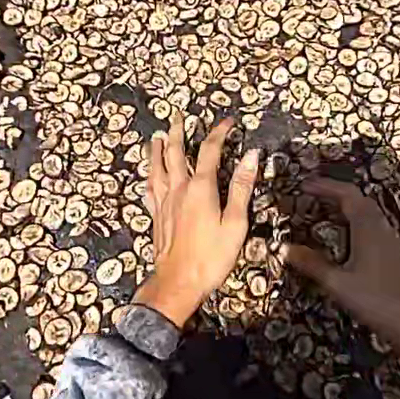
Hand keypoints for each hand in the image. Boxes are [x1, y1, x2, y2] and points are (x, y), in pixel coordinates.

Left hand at [136, 114, 259, 326]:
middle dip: (178, 131)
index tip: (228, 122)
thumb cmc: (211, 257)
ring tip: (156, 137)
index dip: (219, 133)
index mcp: (201, 188)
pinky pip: (149, 187)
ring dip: (157, 149)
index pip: (209, 150)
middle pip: (175, 152)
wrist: (177, 282)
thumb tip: (251, 156)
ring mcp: (163, 201)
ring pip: (157, 167)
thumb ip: (241, 187)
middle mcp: (178, 189)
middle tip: (179, 116)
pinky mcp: (156, 214)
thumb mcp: (235, 223)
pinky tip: (148, 175)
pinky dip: (149, 175)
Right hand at [282, 177, 399, 352]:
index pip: (348, 194)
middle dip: (334, 193)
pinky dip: (353, 223)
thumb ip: (311, 264)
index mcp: (368, 228)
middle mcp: (382, 229)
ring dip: (345, 208)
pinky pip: (372, 228)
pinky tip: (343, 239)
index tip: (304, 184)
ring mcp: (391, 243)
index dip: (326, 186)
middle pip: (359, 200)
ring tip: (322, 213)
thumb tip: (284, 248)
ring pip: (367, 214)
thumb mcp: (337, 283)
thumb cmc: (377, 301)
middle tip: (310, 195)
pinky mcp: (394, 256)